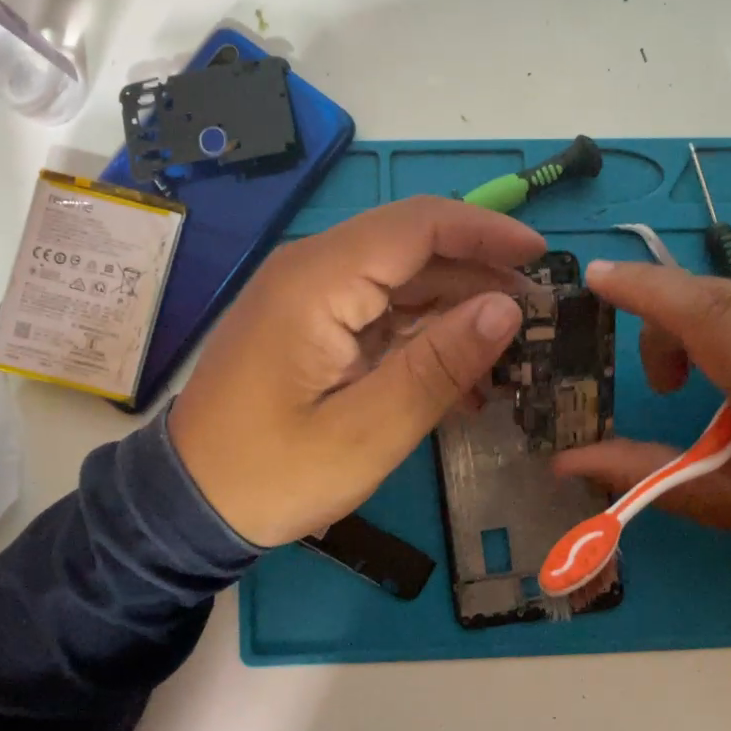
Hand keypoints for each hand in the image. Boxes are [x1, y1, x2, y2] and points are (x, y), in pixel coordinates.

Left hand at [169, 197, 544, 547]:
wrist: (190, 506)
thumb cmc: (273, 473)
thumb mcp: (366, 431)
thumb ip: (438, 364)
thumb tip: (507, 307)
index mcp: (319, 281)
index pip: (418, 225)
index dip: (486, 233)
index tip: (541, 259)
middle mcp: (312, 271)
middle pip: (413, 247)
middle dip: (480, 275)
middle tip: (536, 319)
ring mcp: (309, 297)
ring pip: (402, 280)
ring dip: (457, 311)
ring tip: (508, 358)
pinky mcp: (311, 325)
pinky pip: (380, 313)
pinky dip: (424, 337)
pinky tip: (461, 381)